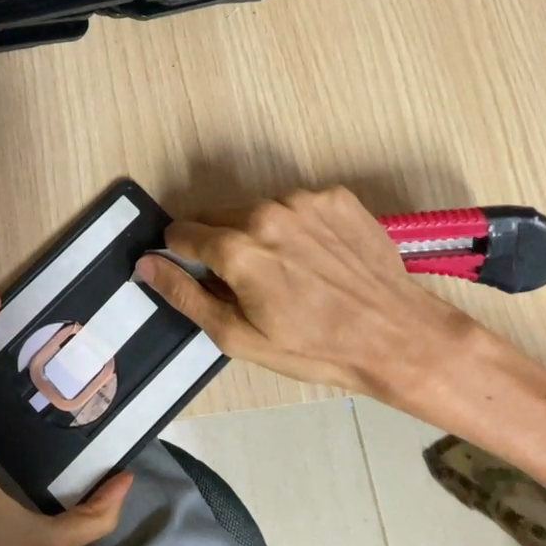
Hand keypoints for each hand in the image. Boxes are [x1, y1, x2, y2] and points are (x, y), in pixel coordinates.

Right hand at [133, 187, 483, 409]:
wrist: (401, 339)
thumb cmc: (314, 348)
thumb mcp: (237, 336)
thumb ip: (184, 294)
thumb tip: (145, 263)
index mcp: (236, 248)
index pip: (181, 231)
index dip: (184, 255)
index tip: (204, 277)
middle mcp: (265, 212)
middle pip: (215, 217)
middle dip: (220, 244)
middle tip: (249, 281)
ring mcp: (303, 201)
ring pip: (253, 210)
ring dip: (257, 233)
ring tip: (289, 270)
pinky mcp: (334, 197)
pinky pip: (293, 205)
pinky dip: (295, 226)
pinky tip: (316, 256)